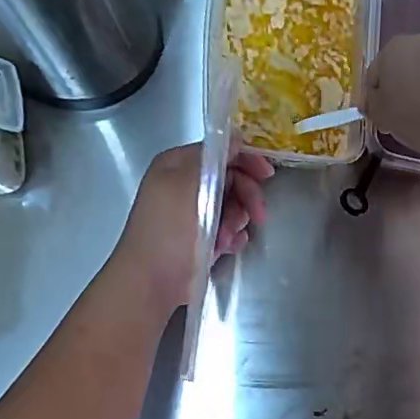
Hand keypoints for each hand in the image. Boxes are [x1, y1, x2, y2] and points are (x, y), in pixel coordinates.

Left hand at [109, 142, 273, 311]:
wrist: (152, 280)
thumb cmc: (169, 230)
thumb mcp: (189, 184)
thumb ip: (213, 159)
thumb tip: (237, 138)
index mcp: (178, 166)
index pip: (220, 152)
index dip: (246, 161)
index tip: (268, 175)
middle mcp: (186, 185)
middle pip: (231, 180)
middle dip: (246, 197)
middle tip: (258, 215)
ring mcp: (194, 213)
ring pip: (233, 207)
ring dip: (237, 222)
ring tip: (226, 238)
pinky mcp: (202, 237)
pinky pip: (229, 230)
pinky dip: (232, 238)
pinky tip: (226, 247)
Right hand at [364, 34, 419, 154]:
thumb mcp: (389, 119)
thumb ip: (377, 111)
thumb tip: (373, 104)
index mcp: (388, 52)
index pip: (373, 79)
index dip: (375, 103)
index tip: (384, 124)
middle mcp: (417, 42)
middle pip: (403, 73)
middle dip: (403, 97)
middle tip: (408, 126)